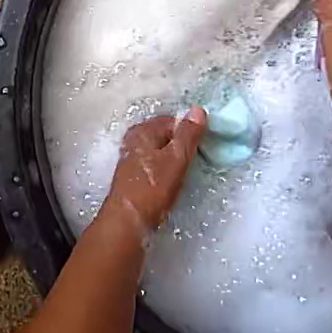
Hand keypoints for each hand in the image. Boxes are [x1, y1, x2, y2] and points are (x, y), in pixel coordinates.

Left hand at [105, 107, 207, 232]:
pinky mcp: (135, 177)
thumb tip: (198, 109)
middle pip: (167, 136)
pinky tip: (173, 183)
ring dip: (176, 160)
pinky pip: (157, 166)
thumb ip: (188, 134)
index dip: (190, 131)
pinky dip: (167, 171)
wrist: (128, 223)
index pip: (174, 121)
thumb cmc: (152, 188)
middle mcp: (134, 141)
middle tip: (196, 159)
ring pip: (163, 152)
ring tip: (186, 173)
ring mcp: (133, 160)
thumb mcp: (177, 158)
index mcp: (143, 130)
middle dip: (183, 146)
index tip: (203, 145)